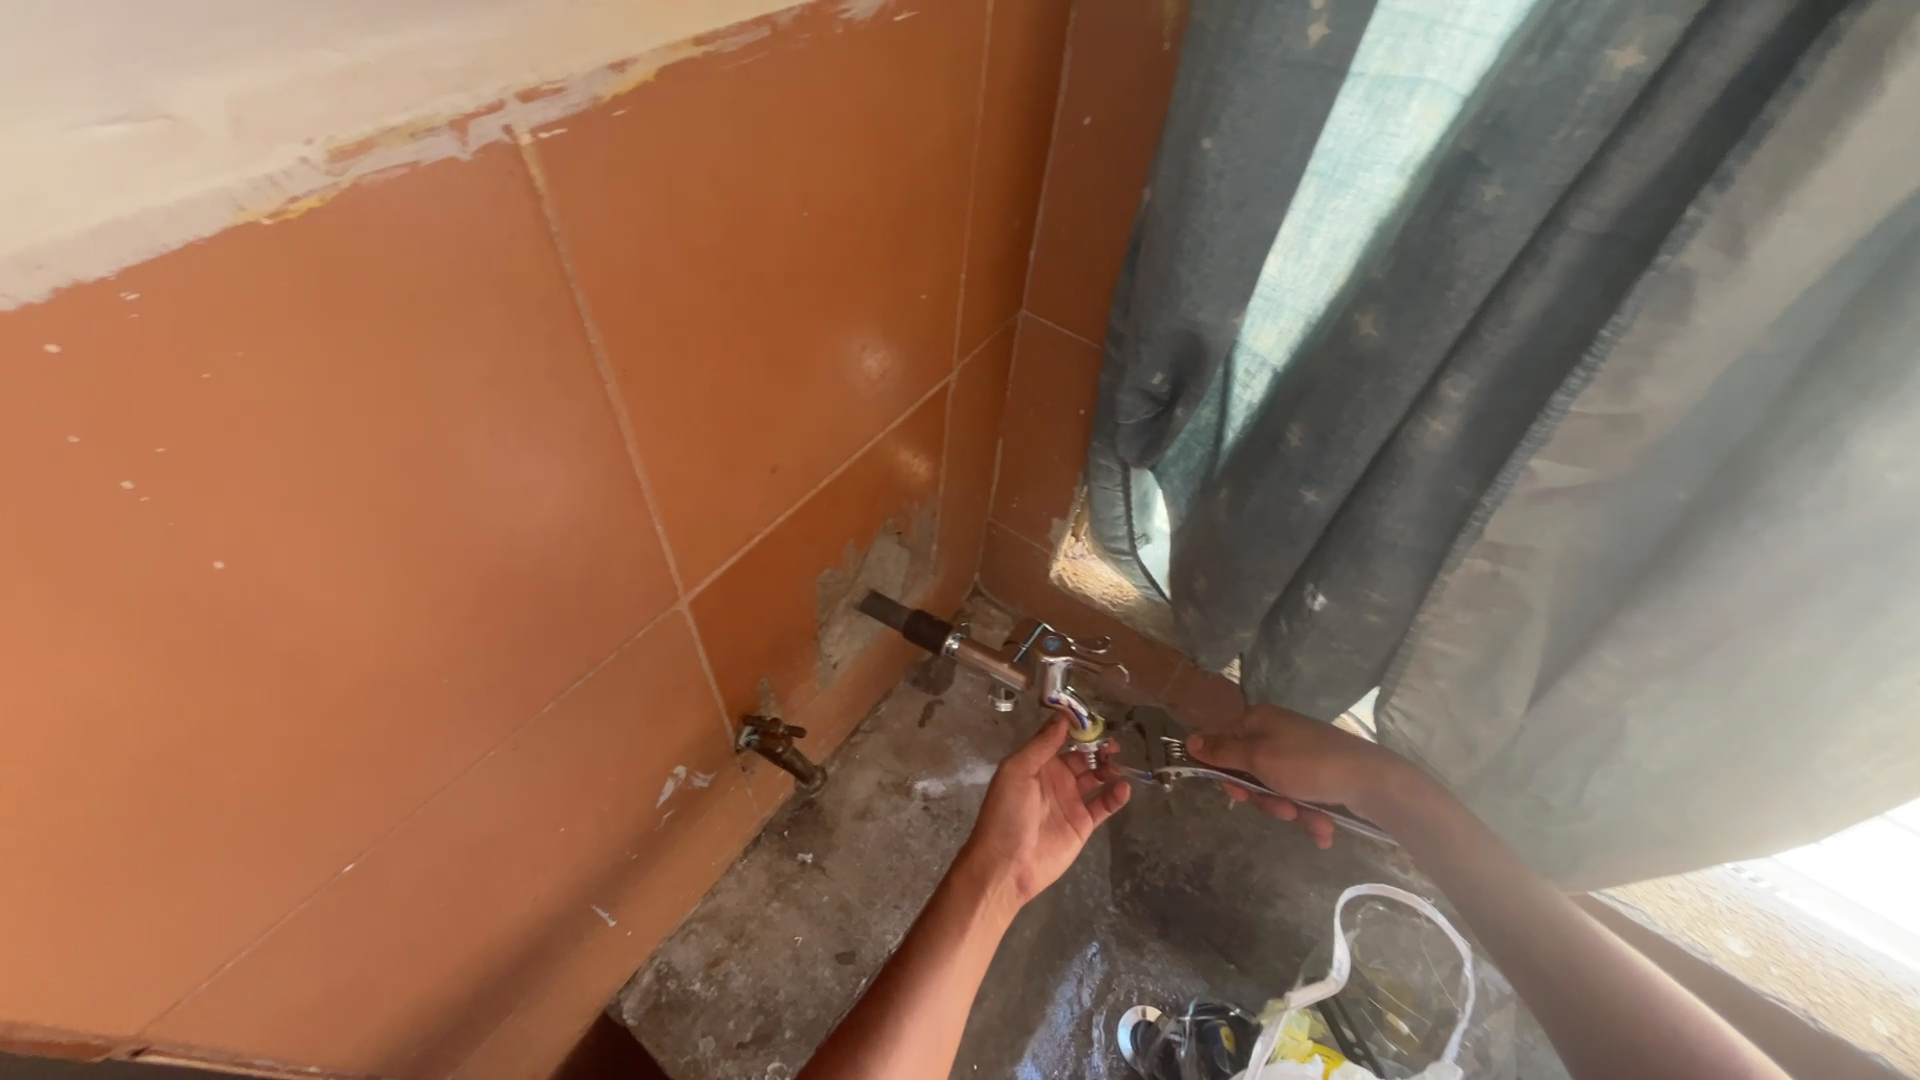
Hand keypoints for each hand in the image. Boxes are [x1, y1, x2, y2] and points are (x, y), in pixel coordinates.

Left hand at [959, 716, 1130, 909]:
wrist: (1007, 865)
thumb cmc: (1007, 813)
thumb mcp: (1017, 771)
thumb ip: (1041, 745)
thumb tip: (1063, 717)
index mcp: (1037, 762)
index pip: (1060, 737)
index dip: (1077, 727)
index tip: (1095, 719)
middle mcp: (1055, 777)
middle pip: (1082, 756)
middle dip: (1098, 747)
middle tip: (1114, 744)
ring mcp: (1070, 800)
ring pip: (1096, 777)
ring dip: (1109, 767)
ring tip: (1120, 764)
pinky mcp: (1083, 824)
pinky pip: (1104, 804)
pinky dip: (1116, 795)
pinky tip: (1123, 788)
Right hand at [1187, 705, 1417, 847]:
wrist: (1373, 781)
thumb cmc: (1309, 765)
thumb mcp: (1258, 759)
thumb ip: (1221, 752)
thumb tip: (1188, 740)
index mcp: (1259, 721)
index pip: (1224, 745)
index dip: (1228, 774)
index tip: (1239, 794)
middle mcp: (1278, 733)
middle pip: (1250, 772)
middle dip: (1266, 799)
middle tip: (1282, 808)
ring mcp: (1301, 754)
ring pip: (1277, 790)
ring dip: (1291, 810)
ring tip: (1310, 819)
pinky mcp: (1322, 774)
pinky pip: (1302, 797)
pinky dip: (1310, 815)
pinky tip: (1323, 828)